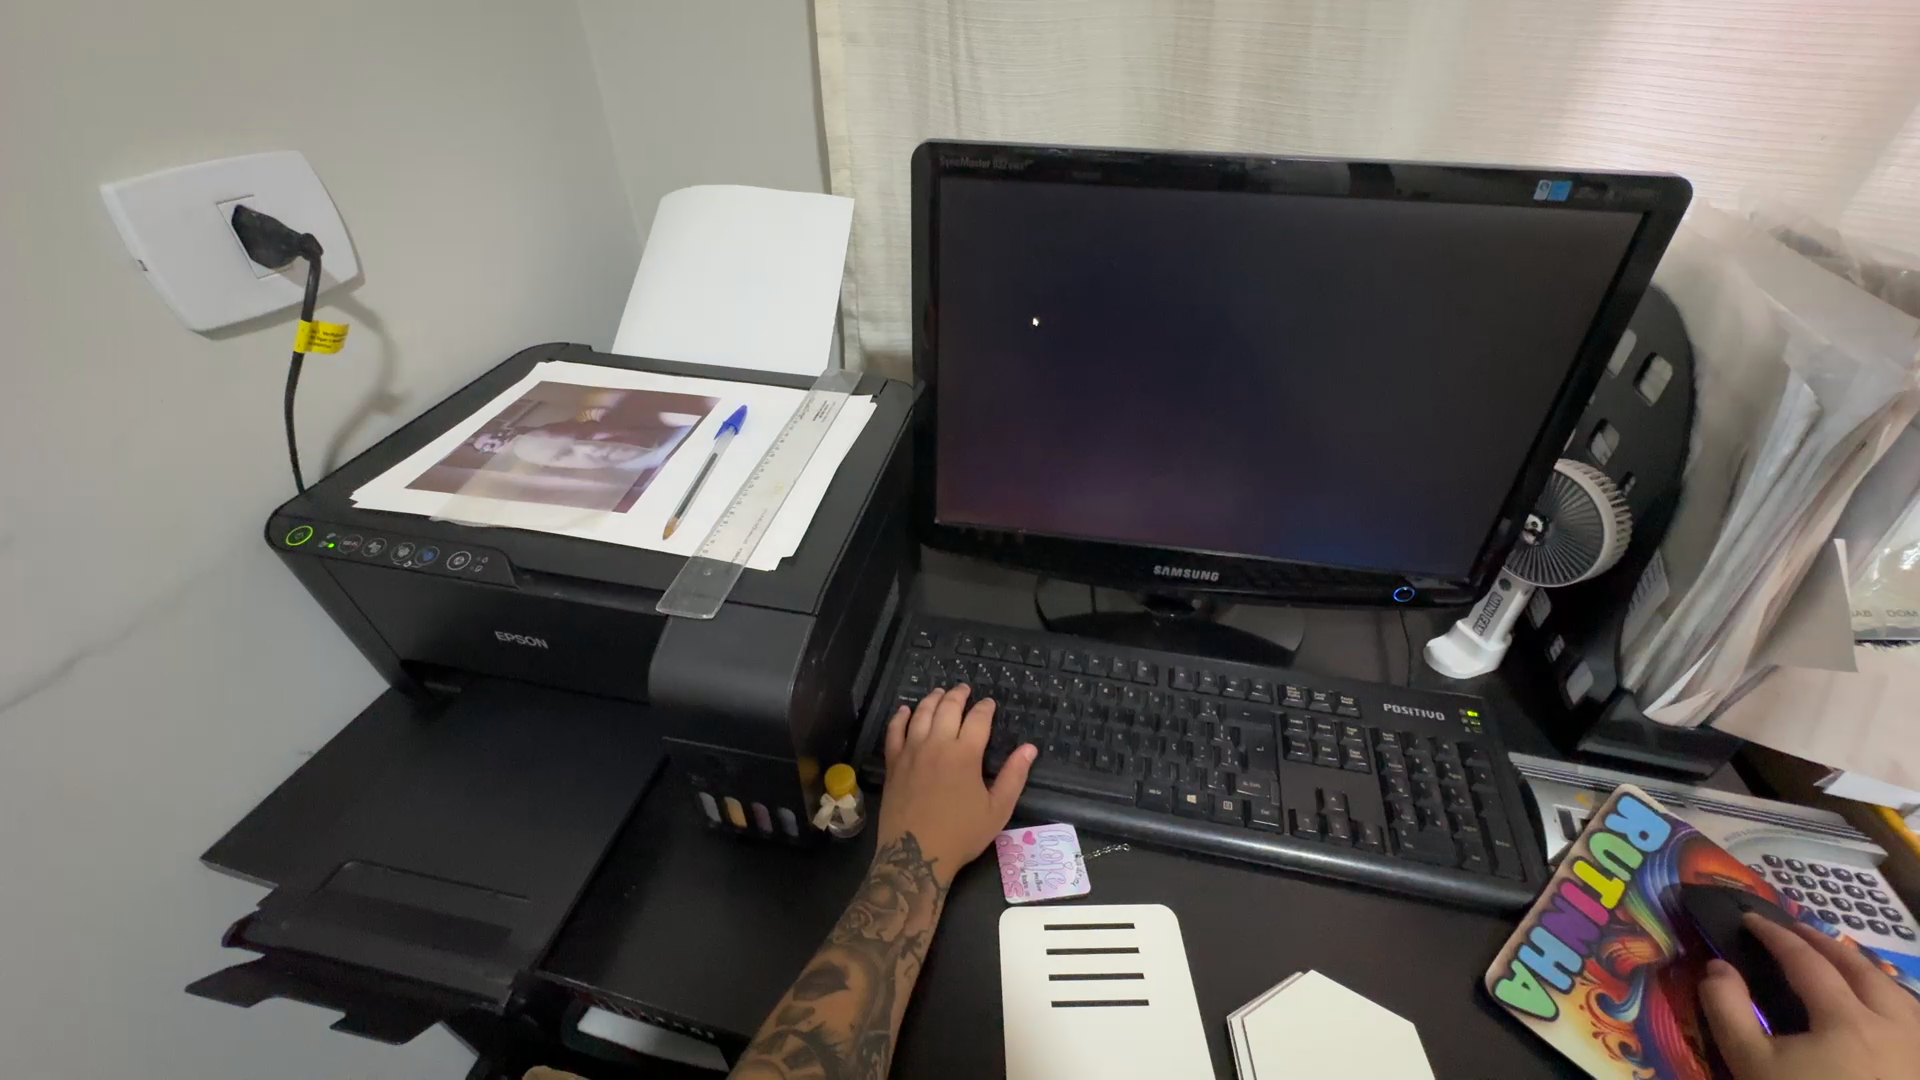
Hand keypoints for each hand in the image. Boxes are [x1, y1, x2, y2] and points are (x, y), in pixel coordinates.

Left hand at [877, 685, 1037, 885]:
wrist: (915, 854)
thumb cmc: (961, 834)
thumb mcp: (997, 810)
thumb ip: (1014, 776)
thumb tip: (1030, 748)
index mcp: (965, 754)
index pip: (978, 719)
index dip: (985, 708)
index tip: (989, 703)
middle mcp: (937, 745)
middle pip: (947, 708)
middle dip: (958, 695)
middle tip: (964, 689)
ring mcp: (912, 752)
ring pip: (921, 714)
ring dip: (932, 699)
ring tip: (940, 693)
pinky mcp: (894, 763)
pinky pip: (894, 731)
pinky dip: (900, 717)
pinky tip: (905, 710)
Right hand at [1699, 912, 1919, 1079]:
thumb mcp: (1748, 1059)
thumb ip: (1725, 1005)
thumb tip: (1719, 966)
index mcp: (1848, 1020)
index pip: (1806, 960)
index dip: (1775, 934)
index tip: (1748, 917)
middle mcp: (1898, 1030)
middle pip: (1864, 971)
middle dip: (1826, 943)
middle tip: (1793, 928)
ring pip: (1903, 997)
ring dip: (1865, 970)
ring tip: (1837, 962)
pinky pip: (1916, 1024)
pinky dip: (1893, 1002)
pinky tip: (1878, 1007)